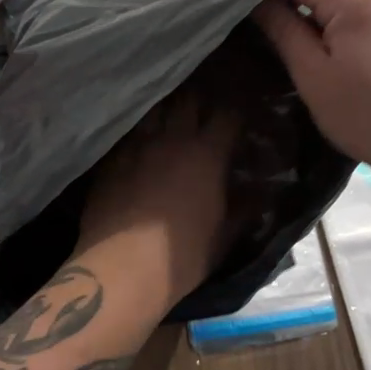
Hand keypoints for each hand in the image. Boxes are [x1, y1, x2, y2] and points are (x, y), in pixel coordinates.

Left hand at [76, 97, 236, 299]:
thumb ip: (243, 210)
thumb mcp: (223, 237)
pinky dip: (138, 134)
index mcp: (207, 154)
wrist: (121, 269)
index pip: (228, 115)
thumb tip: (260, 195)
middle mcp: (172, 139)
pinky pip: (127, 135)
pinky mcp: (110, 160)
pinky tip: (139, 144)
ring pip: (154, 111)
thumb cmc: (183, 257)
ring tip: (171, 116)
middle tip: (206, 108)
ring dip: (166, 111)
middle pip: (188, 100)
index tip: (241, 114)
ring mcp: (137, 146)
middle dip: (200, 100)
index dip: (237, 110)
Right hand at [254, 0, 370, 185]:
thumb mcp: (314, 78)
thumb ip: (285, 32)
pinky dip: (368, 23)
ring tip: (333, 57)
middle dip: (309, 9)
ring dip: (339, 17)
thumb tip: (259, 2)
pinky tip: (368, 58)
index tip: (258, 18)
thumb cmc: (368, 118)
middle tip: (295, 49)